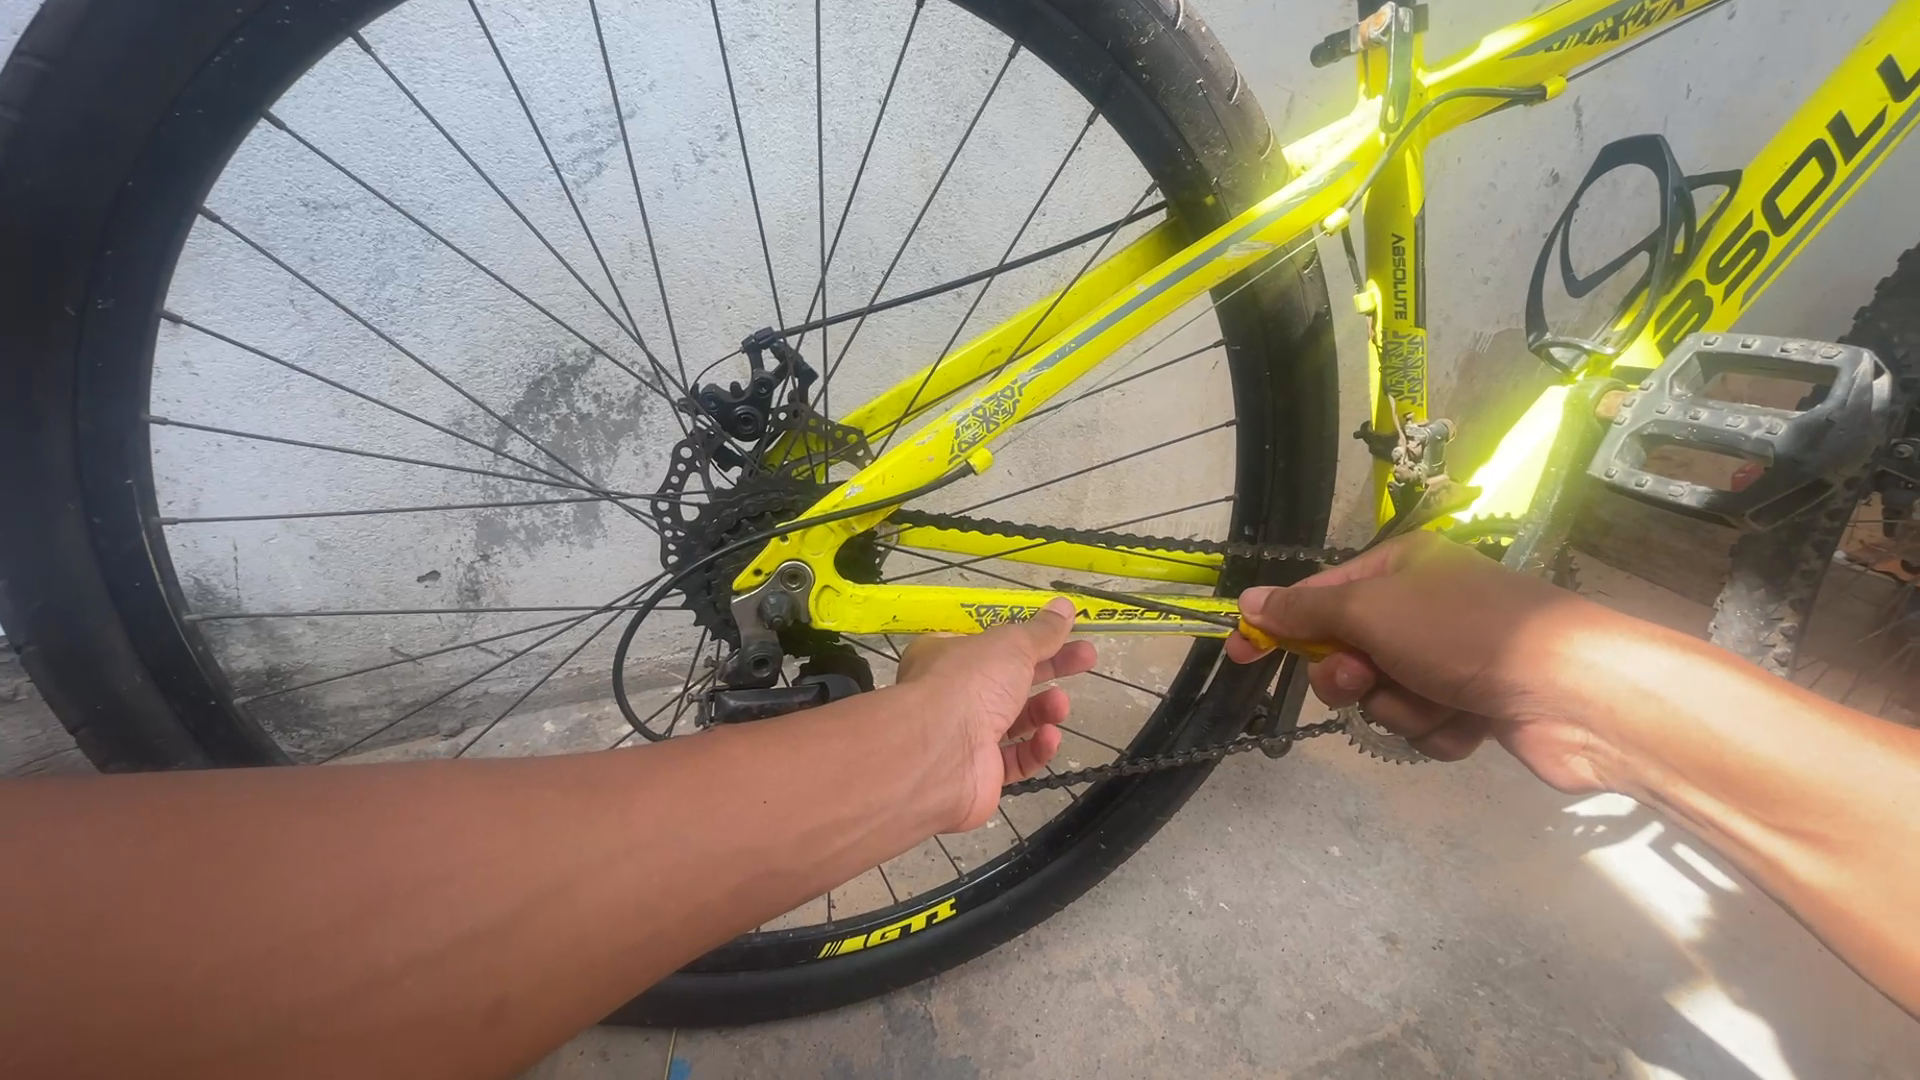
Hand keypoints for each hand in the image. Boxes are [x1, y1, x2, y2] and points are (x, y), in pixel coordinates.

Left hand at [895, 597, 1096, 830]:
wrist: (941, 752)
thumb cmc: (969, 682)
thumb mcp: (1011, 644)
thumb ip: (1042, 631)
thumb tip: (1065, 607)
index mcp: (948, 655)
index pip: (991, 644)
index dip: (1029, 637)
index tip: (1065, 632)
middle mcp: (953, 694)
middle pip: (1010, 678)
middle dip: (1050, 669)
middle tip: (1087, 658)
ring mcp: (965, 736)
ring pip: (1014, 720)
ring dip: (1043, 710)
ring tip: (1059, 704)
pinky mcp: (980, 774)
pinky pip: (1016, 759)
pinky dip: (1036, 748)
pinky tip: (1049, 737)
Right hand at [1225, 532, 1639, 792]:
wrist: (1581, 693)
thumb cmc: (1465, 632)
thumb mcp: (1371, 611)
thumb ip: (1305, 610)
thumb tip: (1249, 601)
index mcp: (1397, 571)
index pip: (1315, 597)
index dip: (1275, 625)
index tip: (1238, 652)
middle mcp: (1420, 609)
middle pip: (1345, 651)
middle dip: (1351, 675)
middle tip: (1364, 678)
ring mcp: (1449, 658)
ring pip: (1381, 694)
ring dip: (1400, 706)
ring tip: (1439, 700)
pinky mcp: (1473, 705)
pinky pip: (1421, 723)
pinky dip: (1437, 728)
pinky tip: (1471, 721)